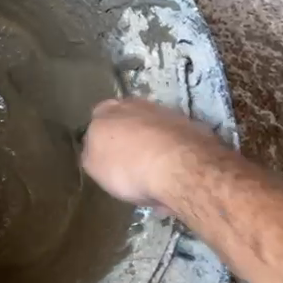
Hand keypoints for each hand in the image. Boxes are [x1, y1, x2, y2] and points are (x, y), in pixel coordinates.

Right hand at [79, 98, 227, 209]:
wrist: (181, 167)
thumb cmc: (128, 166)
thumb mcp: (94, 167)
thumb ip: (90, 153)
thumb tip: (92, 149)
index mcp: (107, 110)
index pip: (97, 118)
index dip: (102, 138)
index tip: (107, 158)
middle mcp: (135, 104)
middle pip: (128, 122)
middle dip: (130, 140)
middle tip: (132, 167)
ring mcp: (166, 113)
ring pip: (154, 132)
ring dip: (154, 149)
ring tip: (158, 179)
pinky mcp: (192, 127)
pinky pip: (176, 144)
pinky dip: (175, 157)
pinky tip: (177, 178)